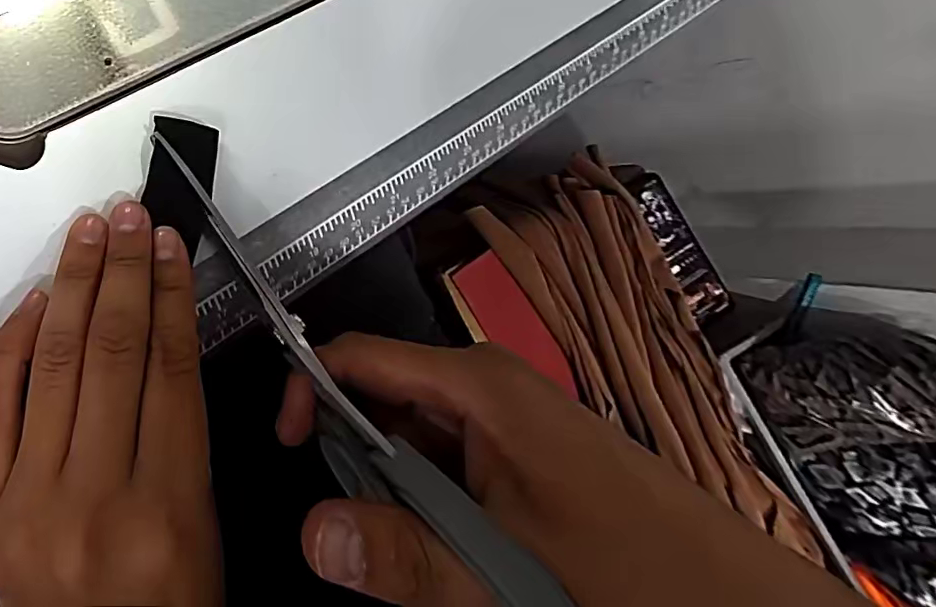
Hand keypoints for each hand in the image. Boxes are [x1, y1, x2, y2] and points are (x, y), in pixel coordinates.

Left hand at [0, 201, 222, 606]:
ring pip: (56, 362)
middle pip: (114, 350)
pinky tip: (37, 298)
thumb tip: (163, 329)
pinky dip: (14, 343)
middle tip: (127, 217)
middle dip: (123, 268)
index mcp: (167, 509)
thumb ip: (185, 428)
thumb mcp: (205, 523)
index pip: (170, 366)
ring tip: (87, 233)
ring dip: (73, 283)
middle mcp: (96, 500)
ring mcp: (31, 501)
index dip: (170, 291)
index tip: (167, 244)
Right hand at [276, 335, 859, 606]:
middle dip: (356, 457)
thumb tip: (313, 531)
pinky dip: (433, 505)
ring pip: (413, 440)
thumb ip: (408, 555)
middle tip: (361, 529)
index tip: (286, 441)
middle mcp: (487, 389)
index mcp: (476, 384)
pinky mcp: (524, 459)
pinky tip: (457, 555)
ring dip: (396, 491)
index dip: (309, 387)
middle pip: (380, 399)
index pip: (357, 355)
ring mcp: (508, 424)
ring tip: (421, 554)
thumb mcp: (513, 574)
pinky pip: (450, 466)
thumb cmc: (649, 579)